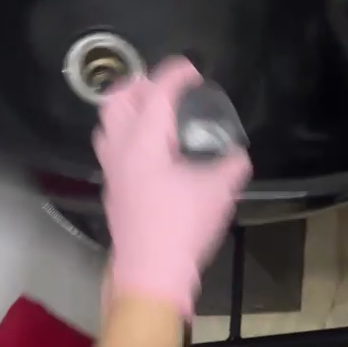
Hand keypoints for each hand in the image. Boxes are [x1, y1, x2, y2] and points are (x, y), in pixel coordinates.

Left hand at [94, 57, 251, 318]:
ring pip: (109, 126)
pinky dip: (127, 140)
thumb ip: (230, 167)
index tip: (193, 71)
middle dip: (140, 86)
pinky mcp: (114, 195)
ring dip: (127, 112)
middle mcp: (121, 149)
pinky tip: (148, 155)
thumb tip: (238, 157)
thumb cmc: (182, 230)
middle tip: (164, 90)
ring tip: (152, 117)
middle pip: (118, 99)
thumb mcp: (218, 194)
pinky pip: (113, 152)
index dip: (177, 75)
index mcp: (144, 140)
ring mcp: (112, 173)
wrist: (150, 275)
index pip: (158, 91)